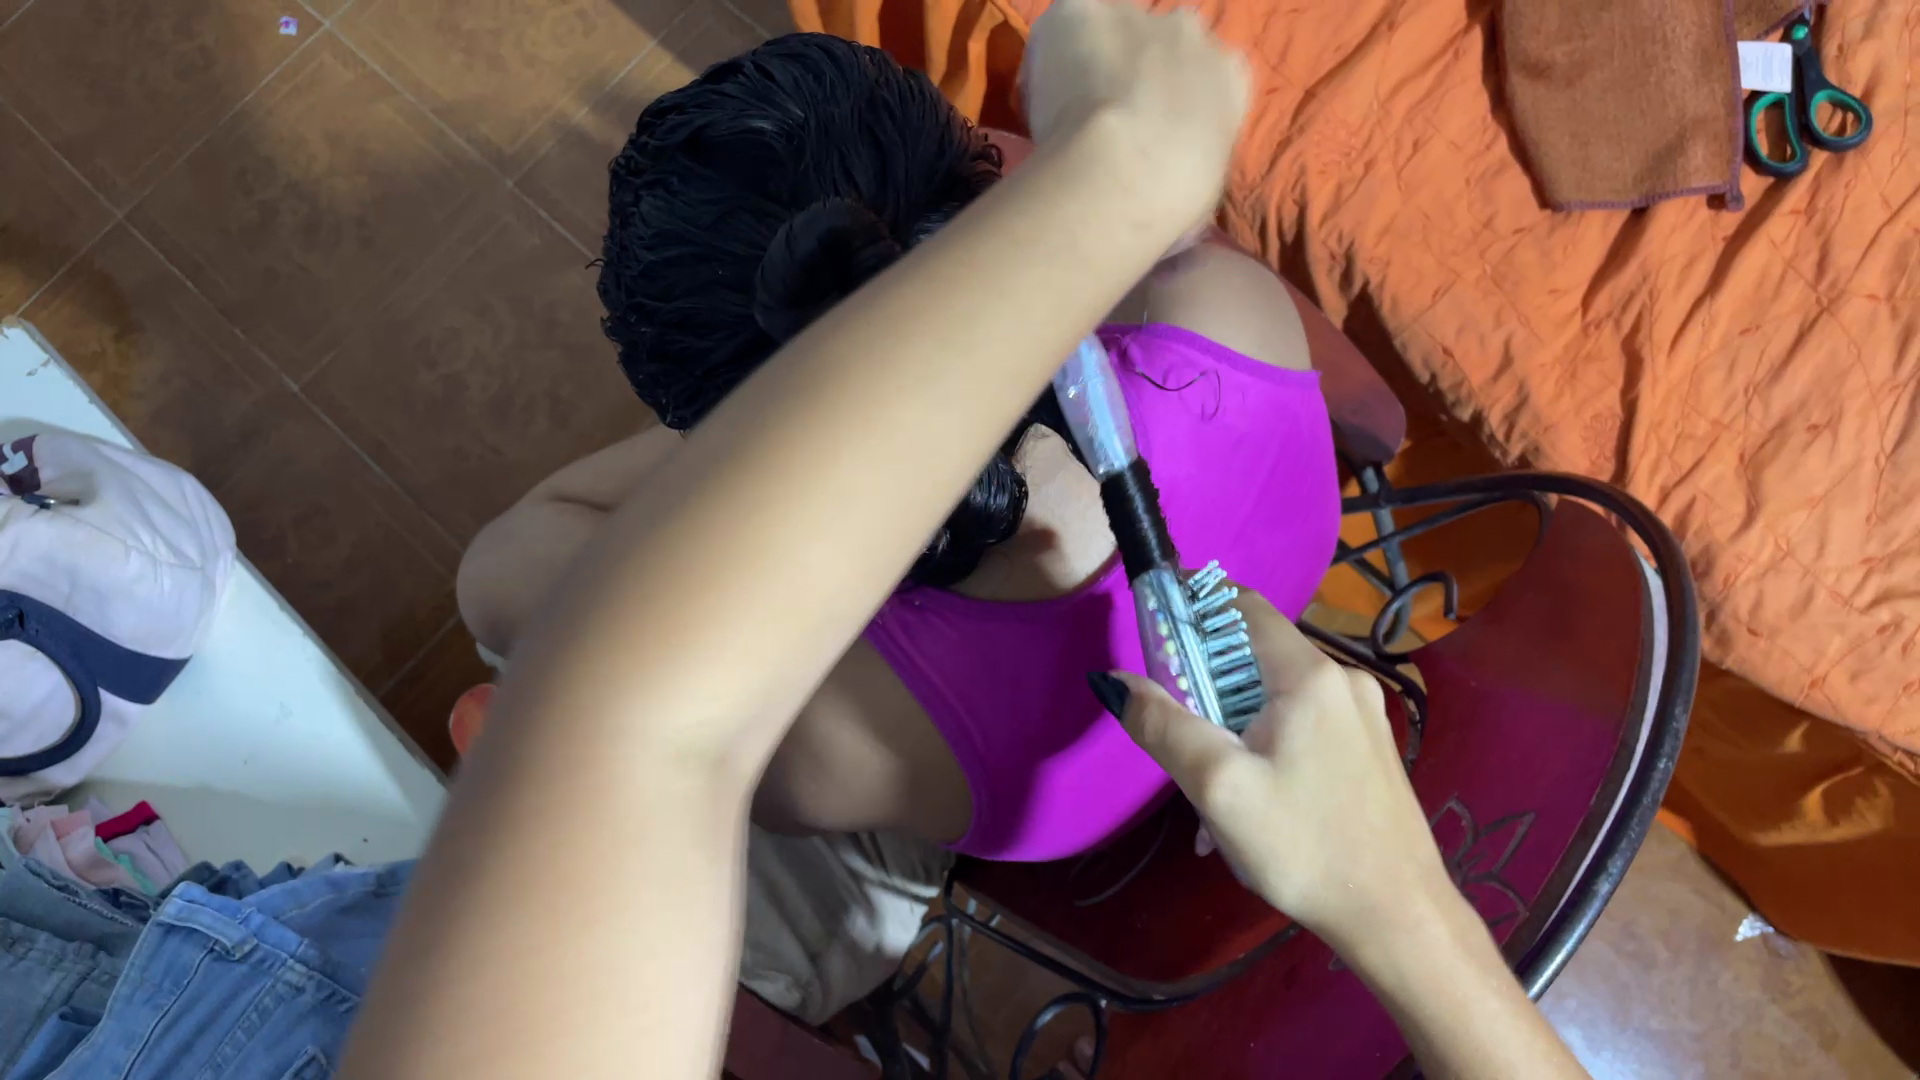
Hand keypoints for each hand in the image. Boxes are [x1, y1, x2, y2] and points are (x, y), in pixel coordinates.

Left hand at [1020, 0, 1249, 230]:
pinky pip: (1060, 27)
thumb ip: (1189, 164)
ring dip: (1091, 63)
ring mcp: (1136, 15)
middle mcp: (1190, 32)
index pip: (1202, 76)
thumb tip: (1168, 183)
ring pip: (1109, 30)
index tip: (1146, 136)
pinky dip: (1047, 58)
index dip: (1169, 105)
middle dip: (1133, 75)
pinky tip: (1039, 99)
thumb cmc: (1175, 199)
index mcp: (1229, 76)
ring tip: (1067, 114)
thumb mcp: (1203, 191)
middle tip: (1105, 125)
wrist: (1128, 172)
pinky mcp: (1083, 11)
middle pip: (1157, 45)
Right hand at [1094, 590, 1450, 948]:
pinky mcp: (1367, 748)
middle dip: (1206, 683)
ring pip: (1273, 695)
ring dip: (1231, 723)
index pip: (1243, 605)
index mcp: (1309, 674)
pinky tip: (1249, 800)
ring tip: (1210, 783)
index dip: (1194, 606)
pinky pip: (1299, 724)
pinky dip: (1262, 743)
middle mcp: (1342, 680)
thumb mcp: (1217, 786)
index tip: (1154, 629)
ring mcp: (1361, 716)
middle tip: (1179, 731)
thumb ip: (1162, 724)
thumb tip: (1114, 681)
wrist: (1401, 921)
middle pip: (1253, 654)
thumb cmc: (1305, 845)